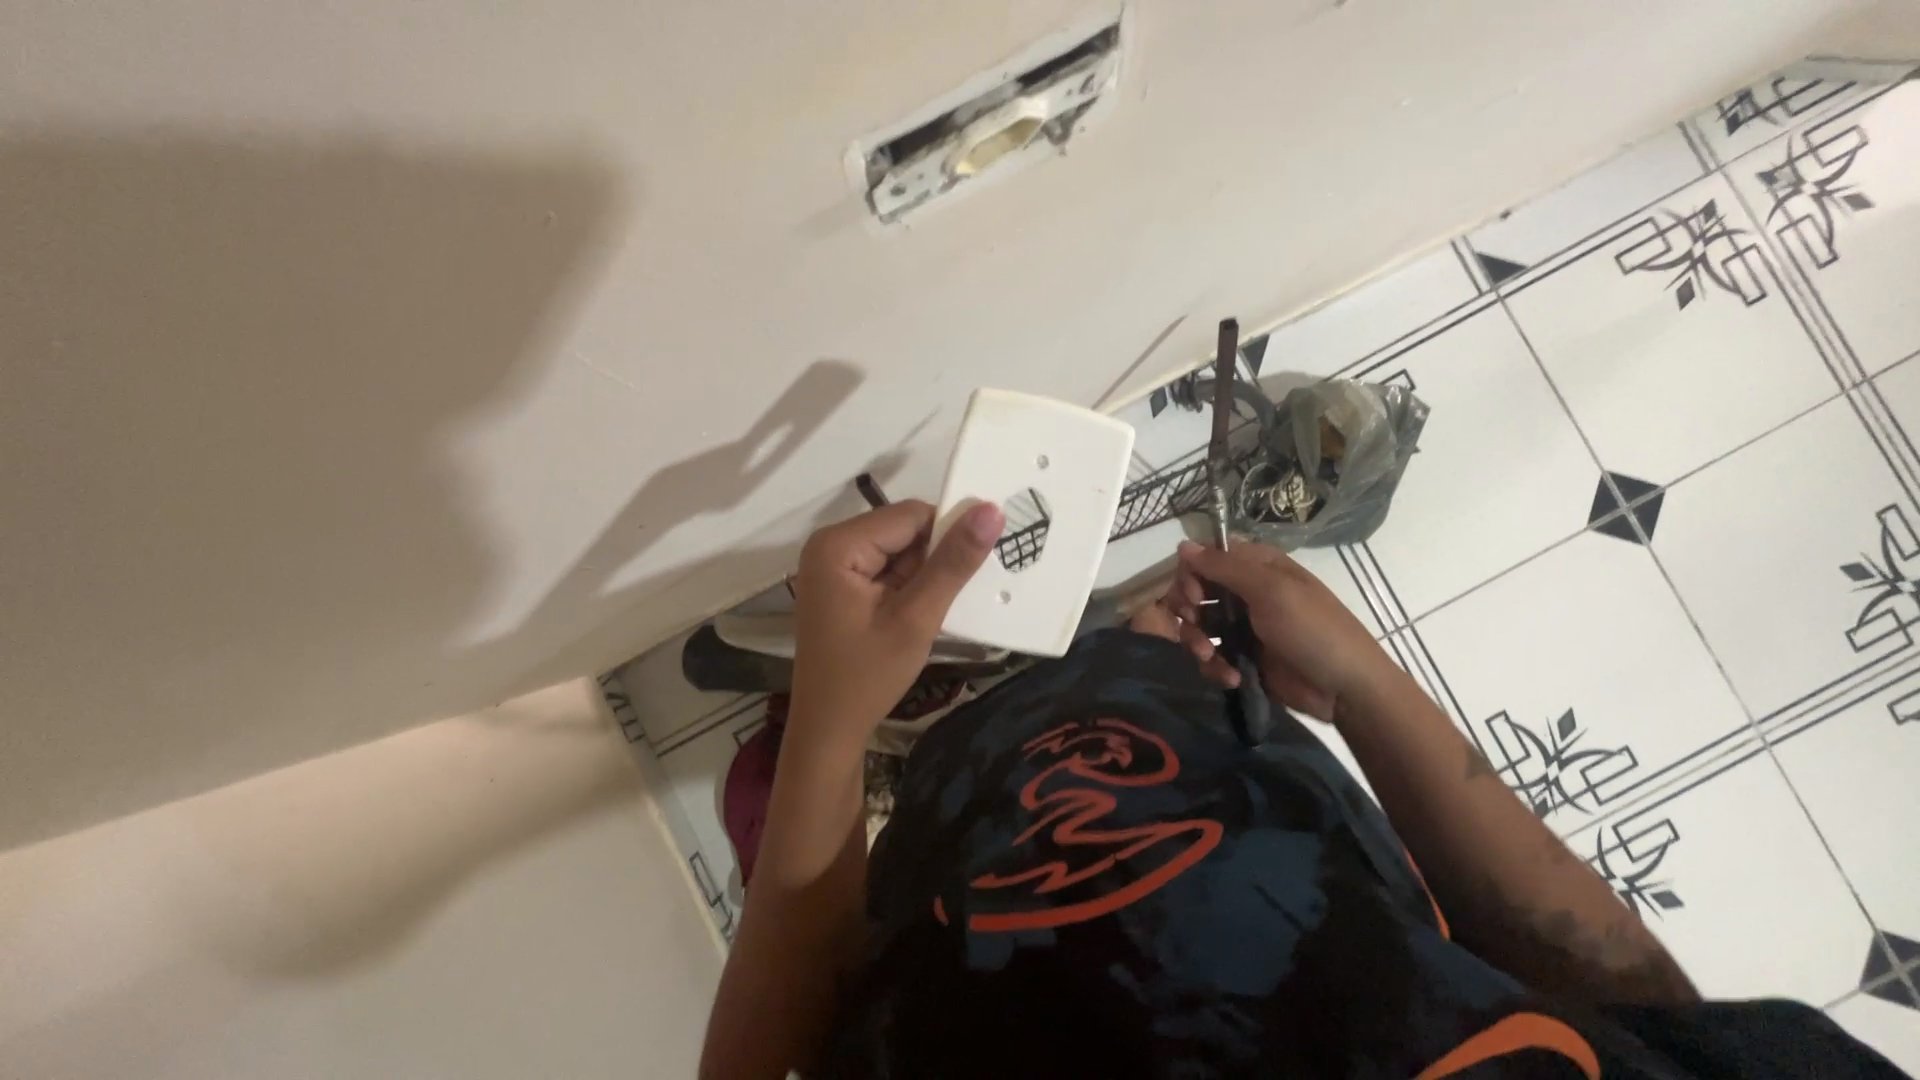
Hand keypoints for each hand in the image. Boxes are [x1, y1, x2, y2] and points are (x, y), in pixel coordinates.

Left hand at [789, 499, 1003, 738]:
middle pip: (904, 529)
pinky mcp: (843, 586)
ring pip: (900, 550)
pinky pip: (888, 569)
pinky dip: (911, 587)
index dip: (948, 534)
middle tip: (956, 595)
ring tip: (935, 611)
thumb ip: (952, 563)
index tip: (976, 565)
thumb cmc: (867, 676)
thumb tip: (992, 511)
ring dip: (925, 575)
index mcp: (839, 544)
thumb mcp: (916, 618)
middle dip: (935, 558)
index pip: (911, 514)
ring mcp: (834, 566)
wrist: (828, 729)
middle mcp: (831, 544)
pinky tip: (922, 614)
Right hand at [1169, 539, 1393, 721]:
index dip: (1191, 575)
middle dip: (1189, 613)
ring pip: (1197, 626)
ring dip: (1197, 643)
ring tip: (1212, 659)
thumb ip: (1224, 567)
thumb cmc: (1313, 630)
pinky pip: (1211, 656)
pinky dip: (1214, 667)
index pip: (1206, 558)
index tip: (1194, 598)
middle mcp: (1245, 592)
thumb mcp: (1271, 591)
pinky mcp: (1242, 658)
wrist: (1345, 689)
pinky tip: (1231, 678)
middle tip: (1197, 632)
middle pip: (1195, 592)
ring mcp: (1243, 626)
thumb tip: (1183, 544)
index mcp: (1257, 566)